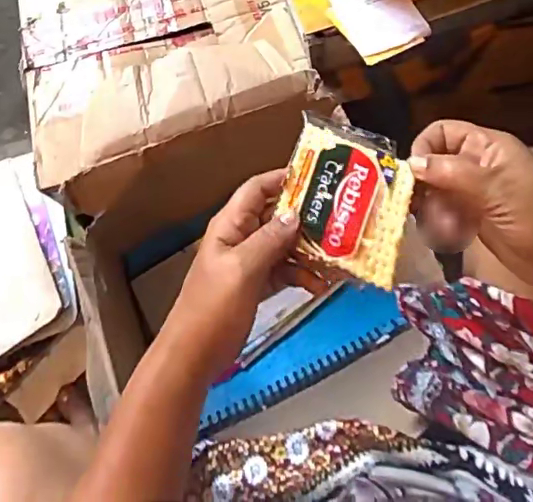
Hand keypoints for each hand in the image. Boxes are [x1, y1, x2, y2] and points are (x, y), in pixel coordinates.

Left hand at [158, 170, 316, 381]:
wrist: (195, 354)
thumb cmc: (213, 308)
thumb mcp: (243, 270)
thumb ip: (269, 240)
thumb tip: (295, 214)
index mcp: (230, 224)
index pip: (257, 188)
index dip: (282, 179)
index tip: (315, 178)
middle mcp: (240, 237)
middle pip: (275, 215)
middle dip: (304, 216)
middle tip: (337, 219)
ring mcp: (248, 261)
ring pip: (283, 243)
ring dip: (307, 250)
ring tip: (336, 257)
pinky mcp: (256, 284)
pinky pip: (283, 269)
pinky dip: (301, 274)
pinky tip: (320, 284)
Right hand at [409, 120, 532, 307]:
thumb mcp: (496, 191)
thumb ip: (451, 173)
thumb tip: (410, 164)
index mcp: (488, 146)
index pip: (441, 132)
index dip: (424, 148)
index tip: (414, 176)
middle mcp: (478, 164)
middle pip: (433, 162)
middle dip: (426, 187)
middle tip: (422, 210)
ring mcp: (476, 192)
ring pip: (435, 191)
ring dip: (433, 211)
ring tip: (446, 231)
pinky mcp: (476, 217)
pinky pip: (445, 213)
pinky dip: (443, 225)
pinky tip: (454, 239)